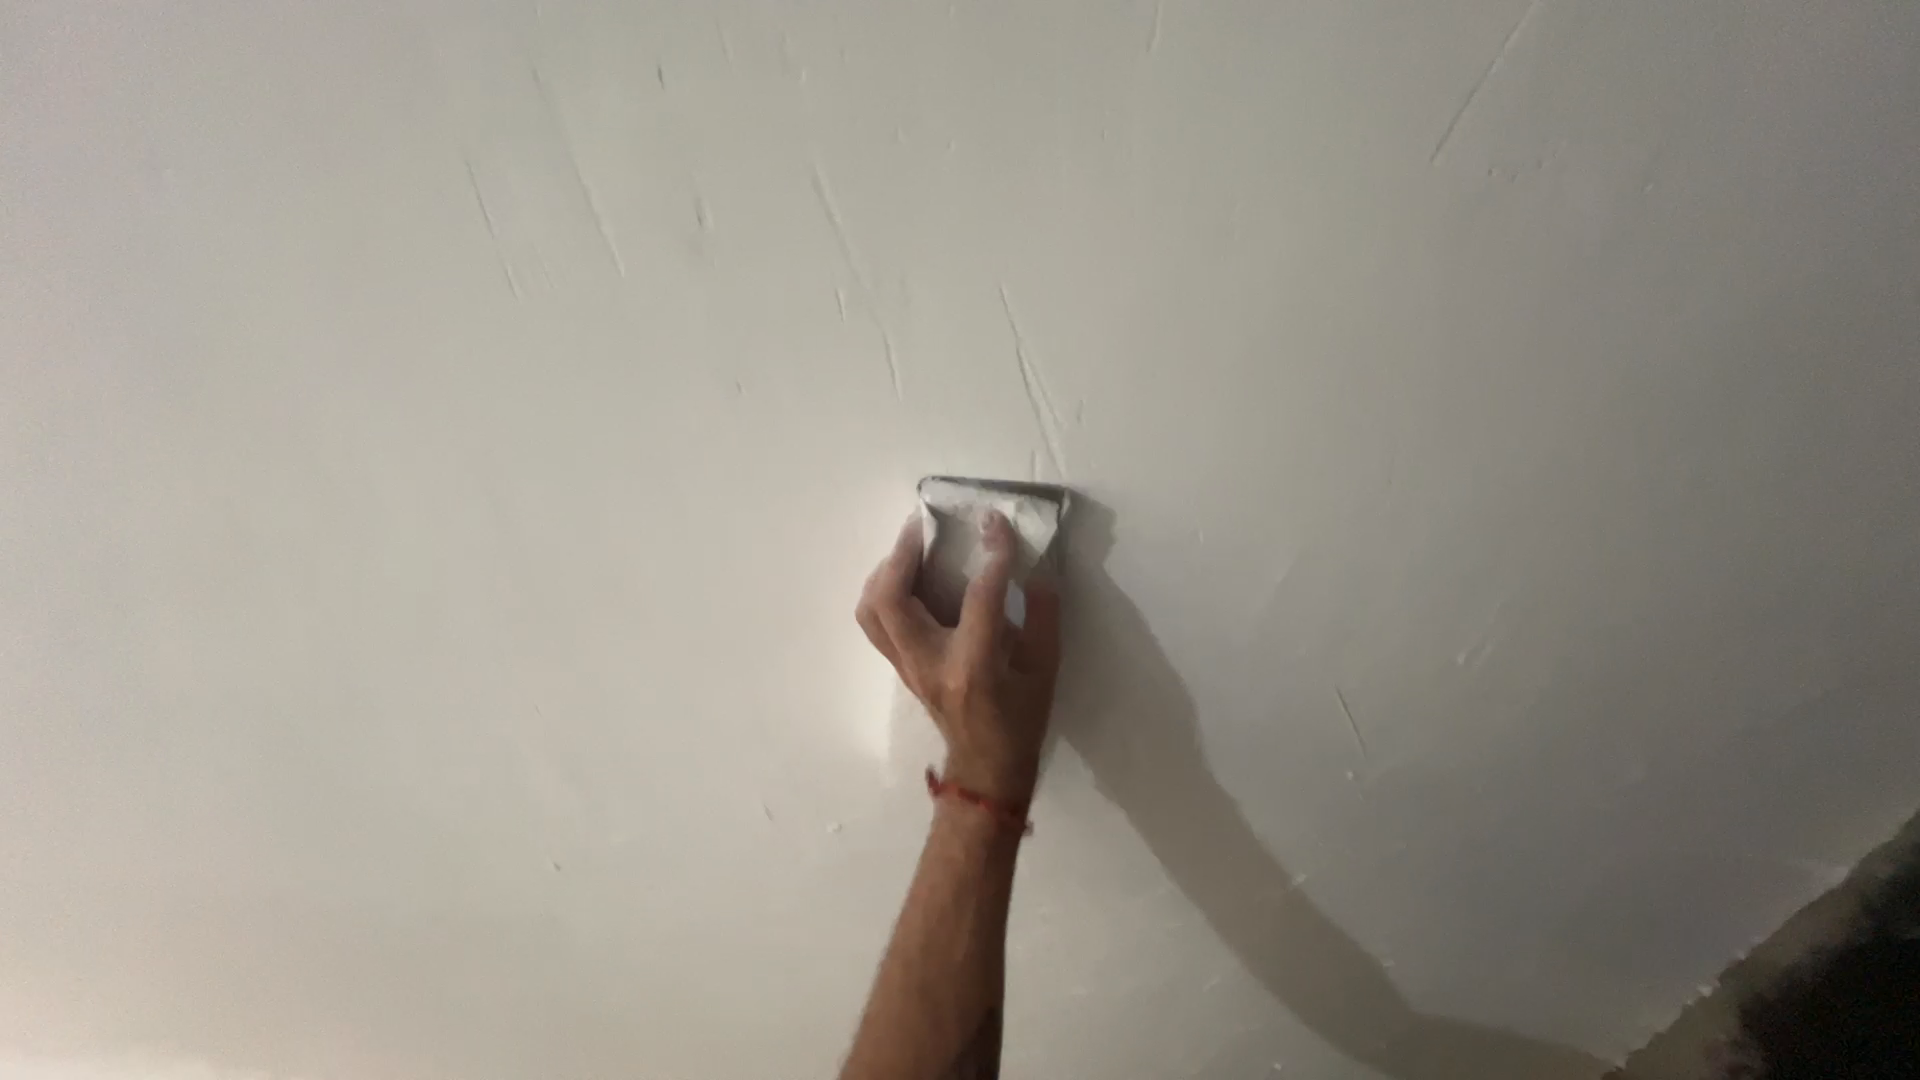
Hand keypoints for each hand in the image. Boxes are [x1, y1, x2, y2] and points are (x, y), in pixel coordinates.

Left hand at [856, 511, 1063, 803]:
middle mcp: (928, 663)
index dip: (992, 554)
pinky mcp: (899, 666)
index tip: (997, 522)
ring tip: (911, 546)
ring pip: (871, 609)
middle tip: (923, 523)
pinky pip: (875, 621)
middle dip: (904, 553)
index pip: (978, 597)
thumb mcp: (1047, 669)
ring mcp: (906, 667)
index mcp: (973, 665)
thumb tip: (1033, 568)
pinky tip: (907, 575)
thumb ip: (1043, 615)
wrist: (986, 768)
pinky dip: (884, 590)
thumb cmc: (1021, 720)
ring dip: (887, 570)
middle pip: (892, 600)